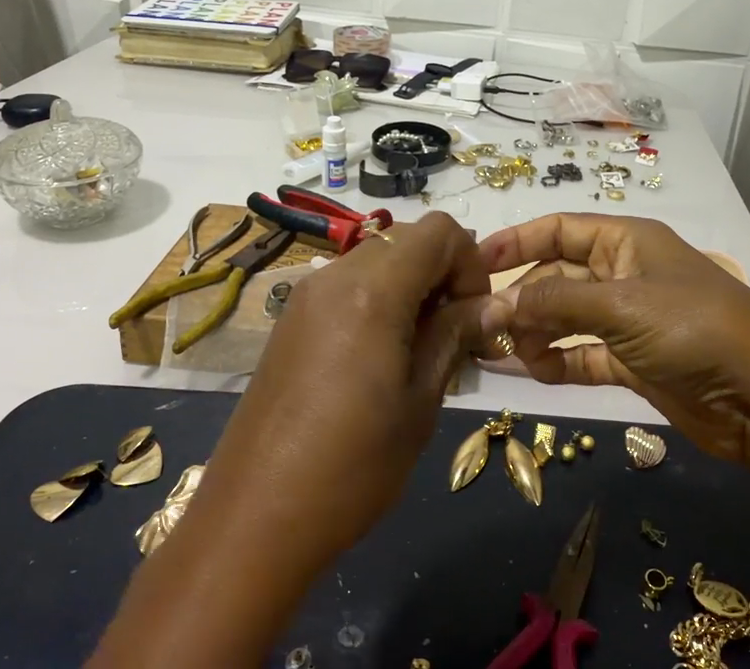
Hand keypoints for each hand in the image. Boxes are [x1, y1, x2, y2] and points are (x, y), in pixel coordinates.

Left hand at [191, 212, 490, 570]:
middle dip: (442, 275)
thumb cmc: (353, 467)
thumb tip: (493, 305)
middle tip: (455, 336)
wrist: (255, 518)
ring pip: (377, 262)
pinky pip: (347, 287)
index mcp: (371, 292)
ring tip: (421, 352)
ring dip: (412, 289)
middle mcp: (334, 278)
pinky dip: (379, 303)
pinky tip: (383, 360)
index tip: (476, 317)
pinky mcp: (290, 322)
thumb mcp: (420, 402)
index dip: (470, 264)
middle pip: (406, 240)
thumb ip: (455, 337)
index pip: (439, 231)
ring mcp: (305, 298)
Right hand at [479, 214, 749, 463]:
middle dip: (522, 297)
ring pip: (565, 318)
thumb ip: (554, 303)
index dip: (515, 242)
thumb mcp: (621, 305)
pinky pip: (582, 354)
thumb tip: (495, 306)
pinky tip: (536, 374)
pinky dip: (557, 362)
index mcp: (627, 240)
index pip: (559, 229)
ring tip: (510, 355)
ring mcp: (629, 320)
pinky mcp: (634, 362)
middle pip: (557, 275)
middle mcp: (624, 273)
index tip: (473, 267)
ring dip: (535, 333)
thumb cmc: (694, 330)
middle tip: (484, 325)